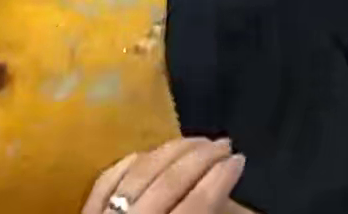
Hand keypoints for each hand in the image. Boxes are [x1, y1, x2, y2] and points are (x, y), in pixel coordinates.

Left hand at [81, 138, 248, 213]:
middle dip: (202, 156)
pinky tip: (149, 153)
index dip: (220, 179)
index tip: (240, 160)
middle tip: (225, 143)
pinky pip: (107, 180)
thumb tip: (217, 206)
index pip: (195, 207)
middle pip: (171, 181)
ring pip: (141, 170)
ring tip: (197, 141)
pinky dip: (131, 162)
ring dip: (173, 149)